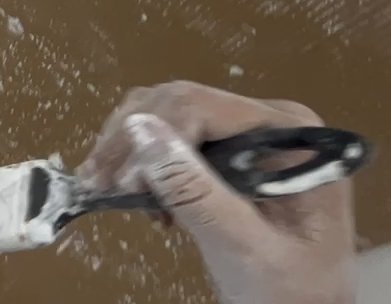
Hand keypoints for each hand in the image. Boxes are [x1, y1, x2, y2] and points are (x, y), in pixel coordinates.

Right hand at [80, 82, 355, 303]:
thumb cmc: (289, 291)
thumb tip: (140, 127)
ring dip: (127, 147)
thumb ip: (197, 192)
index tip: (124, 181)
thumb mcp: (246, 248)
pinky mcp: (218, 142)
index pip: (199, 108)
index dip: (154, 135)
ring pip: (160, 110)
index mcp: (288, 133)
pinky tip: (132, 188)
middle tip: (101, 183)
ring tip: (109, 186)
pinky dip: (136, 154)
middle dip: (132, 142)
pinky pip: (162, 128)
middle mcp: (264, 118)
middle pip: (174, 104)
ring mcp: (240, 128)